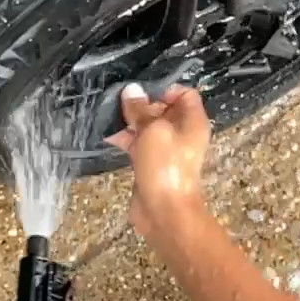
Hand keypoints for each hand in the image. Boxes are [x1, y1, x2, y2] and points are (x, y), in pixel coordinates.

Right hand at [107, 84, 210, 237]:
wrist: (164, 212)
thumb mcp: (152, 131)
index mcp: (192, 121)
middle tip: (119, 101)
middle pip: (162, 108)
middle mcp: (182, 133)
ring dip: (129, 121)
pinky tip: (107, 134)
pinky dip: (125, 138)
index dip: (164, 89)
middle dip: (141, 104)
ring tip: (107, 114)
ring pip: (147, 126)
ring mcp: (166, 149)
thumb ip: (140, 110)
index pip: (184, 93)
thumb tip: (131, 90)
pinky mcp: (151, 162)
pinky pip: (138, 143)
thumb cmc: (165, 166)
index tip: (141, 92)